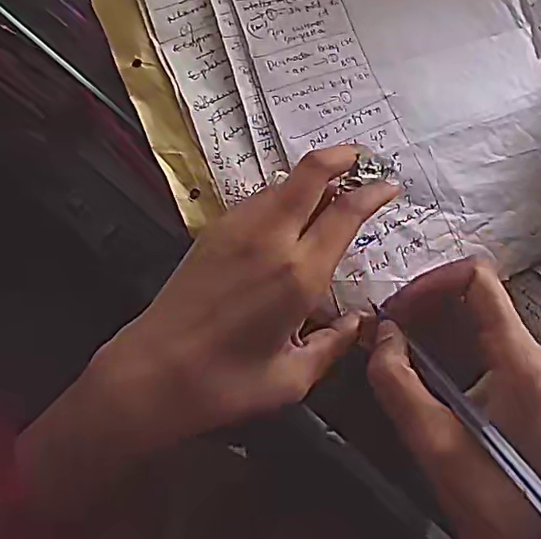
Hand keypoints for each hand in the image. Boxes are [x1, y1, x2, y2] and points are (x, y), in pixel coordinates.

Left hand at [88, 145, 401, 448]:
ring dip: (312, 178)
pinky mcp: (217, 227)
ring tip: (327, 194)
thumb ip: (333, 345)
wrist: (152, 372)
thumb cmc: (225, 383)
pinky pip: (261, 198)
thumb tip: (356, 322)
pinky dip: (284, 196)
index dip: (373, 192)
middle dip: (343, 156)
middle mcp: (272, 238)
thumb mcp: (292, 379)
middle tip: (361, 157)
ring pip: (286, 182)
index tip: (388, 185)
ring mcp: (241, 226)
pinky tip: (287, 218)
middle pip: (313, 171)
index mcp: (299, 274)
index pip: (346, 212)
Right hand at [366, 257, 540, 538]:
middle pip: (470, 292)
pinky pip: (468, 339)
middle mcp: (524, 352)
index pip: (477, 277)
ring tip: (394, 345)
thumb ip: (398, 384)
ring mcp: (518, 365)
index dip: (432, 281)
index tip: (401, 303)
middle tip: (390, 325)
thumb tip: (380, 339)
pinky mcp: (508, 379)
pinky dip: (435, 342)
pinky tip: (412, 365)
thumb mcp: (435, 443)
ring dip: (425, 322)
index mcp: (517, 357)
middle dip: (422, 303)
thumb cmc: (498, 503)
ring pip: (467, 315)